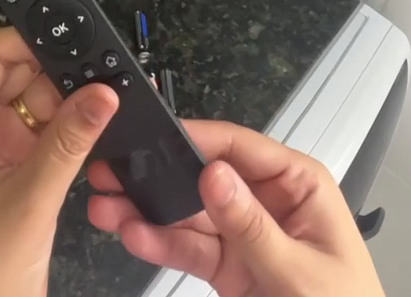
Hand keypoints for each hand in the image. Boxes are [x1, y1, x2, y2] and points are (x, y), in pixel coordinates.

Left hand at [0, 28, 119, 296]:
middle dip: (61, 68)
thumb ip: (68, 143)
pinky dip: (75, 124)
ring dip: (73, 96)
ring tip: (111, 90)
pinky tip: (102, 118)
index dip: (31, 39)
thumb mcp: (27, 202)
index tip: (77, 33)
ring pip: (41, 98)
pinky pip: (51, 128)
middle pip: (21, 72)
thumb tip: (105, 92)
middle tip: (106, 65)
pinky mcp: (20, 165)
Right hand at [87, 120, 384, 296]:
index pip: (238, 146)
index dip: (195, 139)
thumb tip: (214, 175)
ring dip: (148, 211)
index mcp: (297, 183)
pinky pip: (191, 247)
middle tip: (114, 172)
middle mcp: (267, 200)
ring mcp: (245, 233)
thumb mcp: (302, 273)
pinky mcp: (230, 266)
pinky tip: (135, 235)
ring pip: (189, 212)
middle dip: (158, 175)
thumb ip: (254, 228)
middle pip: (204, 176)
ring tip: (108, 208)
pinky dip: (161, 243)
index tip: (155, 137)